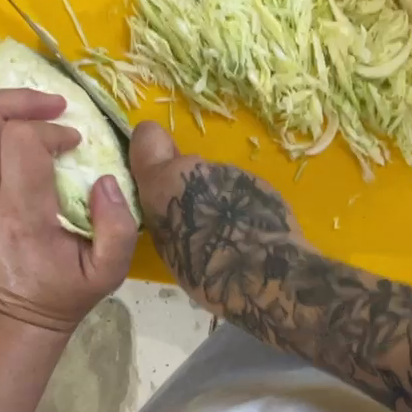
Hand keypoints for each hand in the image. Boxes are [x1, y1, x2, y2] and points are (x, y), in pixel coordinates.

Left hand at [0, 89, 137, 333]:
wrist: (21, 314)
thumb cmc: (68, 289)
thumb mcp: (109, 270)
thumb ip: (117, 227)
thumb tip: (105, 180)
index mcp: (22, 214)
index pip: (22, 142)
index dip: (52, 130)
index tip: (75, 142)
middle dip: (21, 101)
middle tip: (54, 109)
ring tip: (24, 109)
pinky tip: (2, 127)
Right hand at [128, 122, 306, 305]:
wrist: (264, 274)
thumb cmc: (206, 272)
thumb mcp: (167, 247)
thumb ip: (163, 213)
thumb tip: (168, 203)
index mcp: (163, 184)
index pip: (147, 136)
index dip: (151, 149)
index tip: (156, 171)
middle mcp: (196, 167)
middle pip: (185, 167)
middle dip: (188, 187)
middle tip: (198, 222)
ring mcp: (231, 171)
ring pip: (215, 180)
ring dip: (216, 199)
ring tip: (227, 235)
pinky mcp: (259, 181)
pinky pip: (240, 190)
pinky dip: (240, 207)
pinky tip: (248, 233)